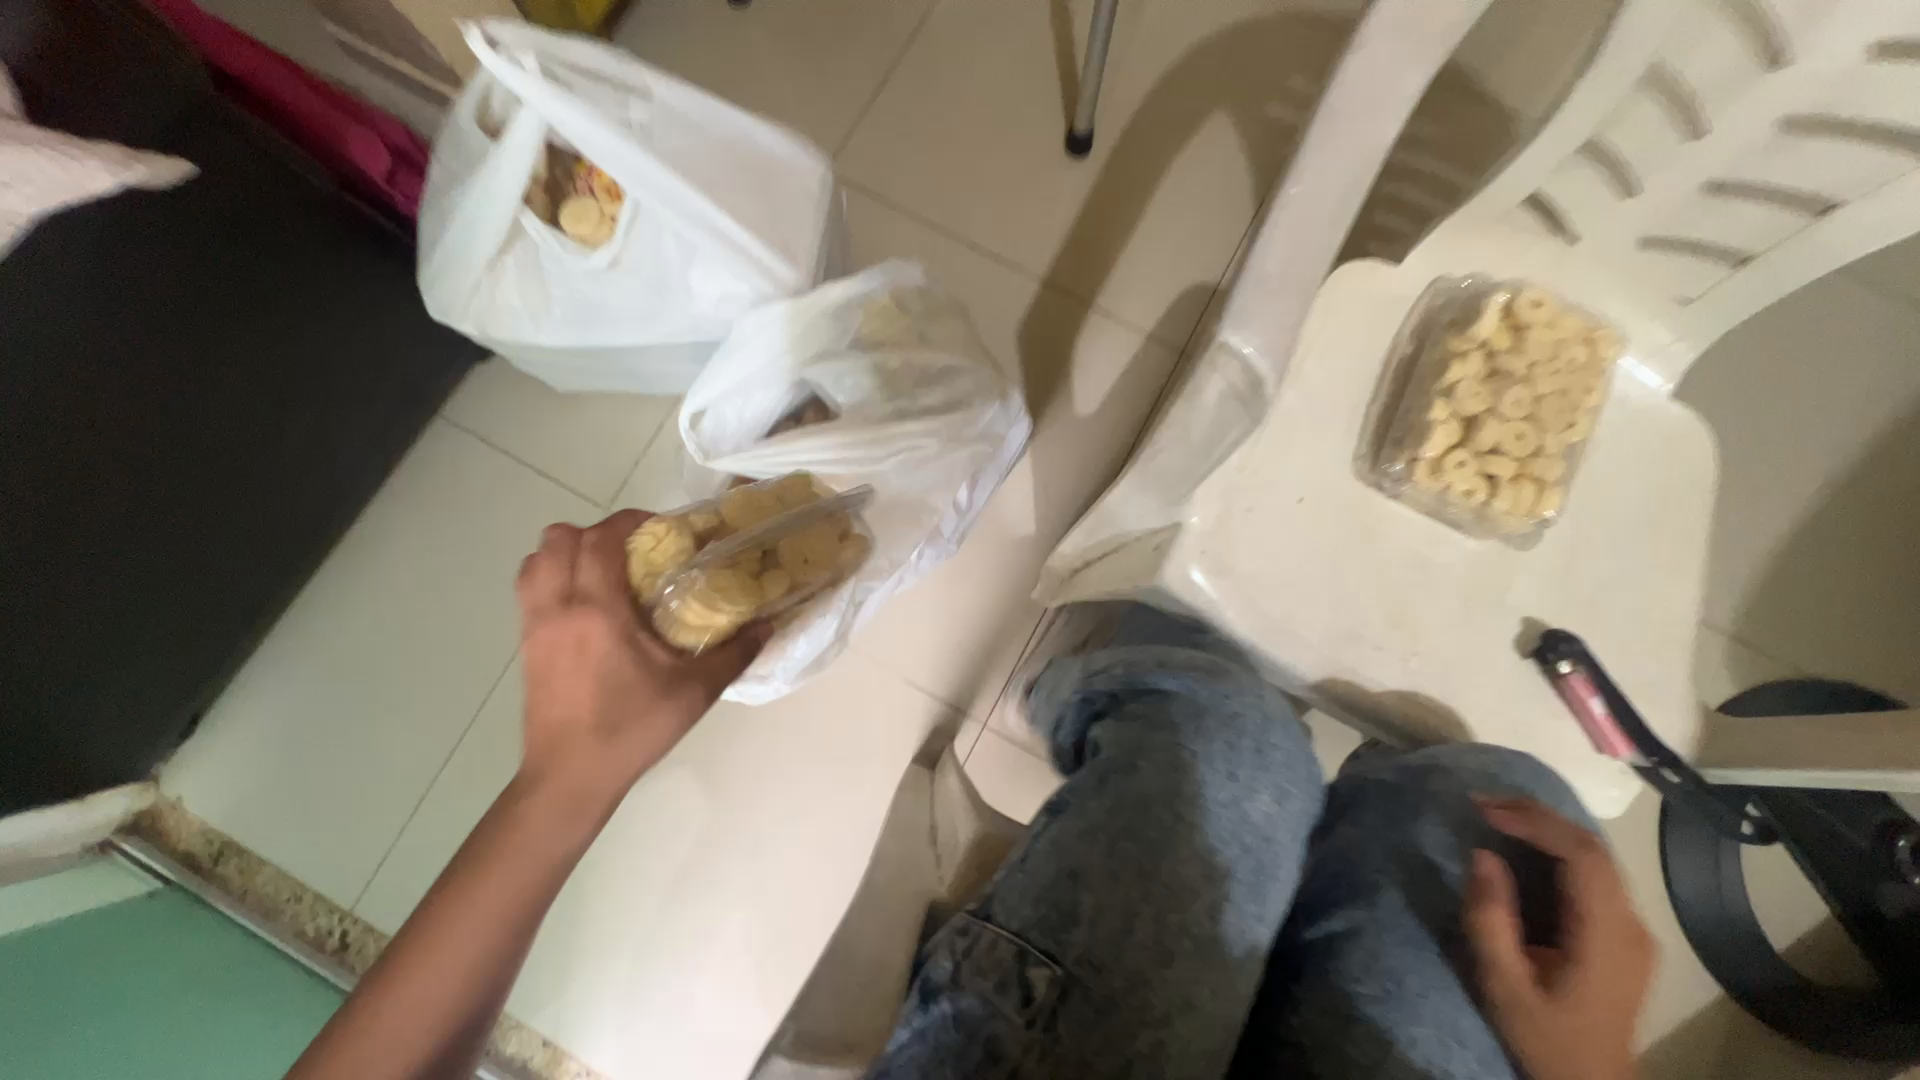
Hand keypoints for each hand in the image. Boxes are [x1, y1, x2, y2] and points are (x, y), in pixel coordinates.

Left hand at [514, 509, 769, 806]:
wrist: (570, 777)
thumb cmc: (632, 729)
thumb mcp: (695, 692)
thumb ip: (735, 653)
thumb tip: (768, 625)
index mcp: (597, 609)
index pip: (600, 539)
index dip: (629, 521)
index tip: (661, 529)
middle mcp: (558, 607)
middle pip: (558, 538)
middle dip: (597, 532)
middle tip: (636, 551)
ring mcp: (535, 626)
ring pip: (536, 561)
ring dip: (569, 553)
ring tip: (608, 572)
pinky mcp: (527, 645)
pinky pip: (531, 590)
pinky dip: (555, 578)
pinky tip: (590, 607)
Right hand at [1464, 796, 1654, 1079]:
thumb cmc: (1545, 1037)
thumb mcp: (1503, 984)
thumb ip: (1490, 920)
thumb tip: (1482, 854)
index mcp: (1607, 937)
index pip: (1582, 855)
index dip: (1534, 822)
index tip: (1484, 809)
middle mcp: (1631, 925)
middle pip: (1593, 848)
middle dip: (1537, 815)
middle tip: (1482, 802)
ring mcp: (1632, 929)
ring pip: (1595, 856)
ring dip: (1546, 827)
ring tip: (1495, 814)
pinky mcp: (1622, 933)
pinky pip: (1592, 873)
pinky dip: (1555, 847)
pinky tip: (1522, 844)